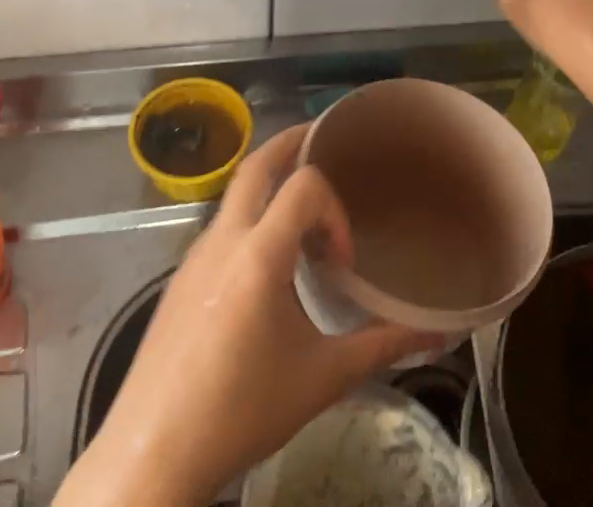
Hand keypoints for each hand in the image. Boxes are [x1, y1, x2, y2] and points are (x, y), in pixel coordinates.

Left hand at [56, 126, 438, 505]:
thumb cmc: (243, 409)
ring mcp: (192, 258)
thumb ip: (384, 346)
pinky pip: (220, 231)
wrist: (154, 450)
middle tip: (324, 142)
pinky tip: (268, 269)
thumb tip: (437, 335)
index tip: (344, 263)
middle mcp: (221, 241)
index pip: (302, 186)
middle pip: (254, 167)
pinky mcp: (179, 281)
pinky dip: (250, 223)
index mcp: (257, 254)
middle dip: (290, 145)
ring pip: (234, 199)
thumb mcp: (323, 377)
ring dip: (270, 192)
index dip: (335, 212)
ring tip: (306, 220)